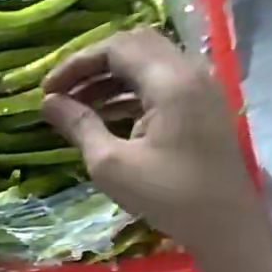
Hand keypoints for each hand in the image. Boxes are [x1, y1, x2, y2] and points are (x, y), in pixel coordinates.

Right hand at [41, 28, 256, 238]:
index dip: (76, 63)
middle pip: (134, 47)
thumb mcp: (111, 164)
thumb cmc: (165, 195)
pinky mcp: (201, 107)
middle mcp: (190, 72)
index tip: (46, 90)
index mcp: (170, 80)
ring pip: (148, 64)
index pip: (116, 47)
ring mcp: (200, 88)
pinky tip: (106, 116)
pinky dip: (129, 93)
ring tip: (77, 106)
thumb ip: (79, 126)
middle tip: (61, 92)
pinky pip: (160, 84)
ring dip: (109, 80)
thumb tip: (48, 103)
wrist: (224, 225)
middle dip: (92, 66)